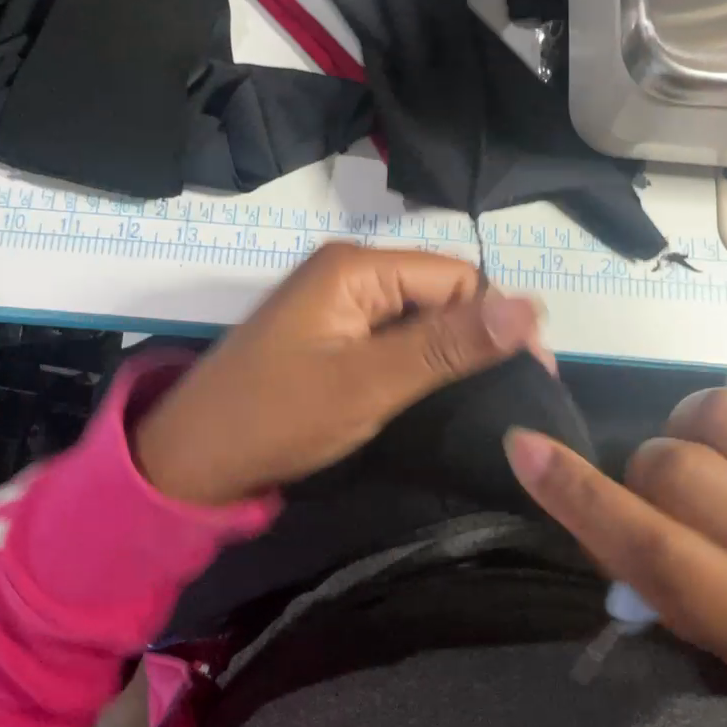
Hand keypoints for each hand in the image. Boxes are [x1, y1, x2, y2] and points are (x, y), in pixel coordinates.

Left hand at [132, 242, 546, 505]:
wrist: (192, 459)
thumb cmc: (277, 417)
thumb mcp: (369, 383)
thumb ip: (448, 344)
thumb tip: (532, 306)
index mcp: (355, 266)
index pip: (454, 275)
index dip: (498, 319)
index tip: (534, 377)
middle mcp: (348, 270)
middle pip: (437, 291)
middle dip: (475, 336)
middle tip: (508, 398)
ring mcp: (335, 301)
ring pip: (417, 315)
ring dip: (447, 351)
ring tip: (481, 398)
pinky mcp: (329, 331)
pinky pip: (390, 333)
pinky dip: (417, 360)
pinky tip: (435, 390)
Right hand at [506, 360, 726, 686]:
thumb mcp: (684, 605)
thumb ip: (616, 539)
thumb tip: (532, 453)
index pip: (655, 551)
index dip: (579, 495)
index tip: (524, 447)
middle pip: (683, 470)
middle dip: (653, 462)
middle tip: (670, 476)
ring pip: (726, 412)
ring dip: (699, 420)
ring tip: (718, 447)